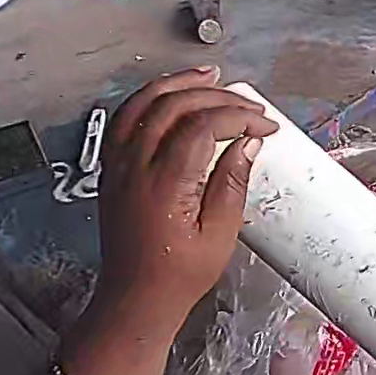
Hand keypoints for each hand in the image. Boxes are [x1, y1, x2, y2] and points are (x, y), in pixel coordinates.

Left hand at [58, 67, 277, 374]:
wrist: (136, 296)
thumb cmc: (175, 276)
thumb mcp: (219, 236)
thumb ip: (232, 184)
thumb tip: (246, 146)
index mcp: (164, 185)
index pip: (204, 126)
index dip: (239, 118)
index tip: (262, 127)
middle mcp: (135, 168)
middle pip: (175, 106)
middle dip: (217, 97)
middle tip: (246, 105)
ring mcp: (118, 166)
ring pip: (144, 103)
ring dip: (178, 84)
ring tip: (209, 77)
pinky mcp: (113, 169)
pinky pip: (125, 119)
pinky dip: (148, 98)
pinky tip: (168, 95)